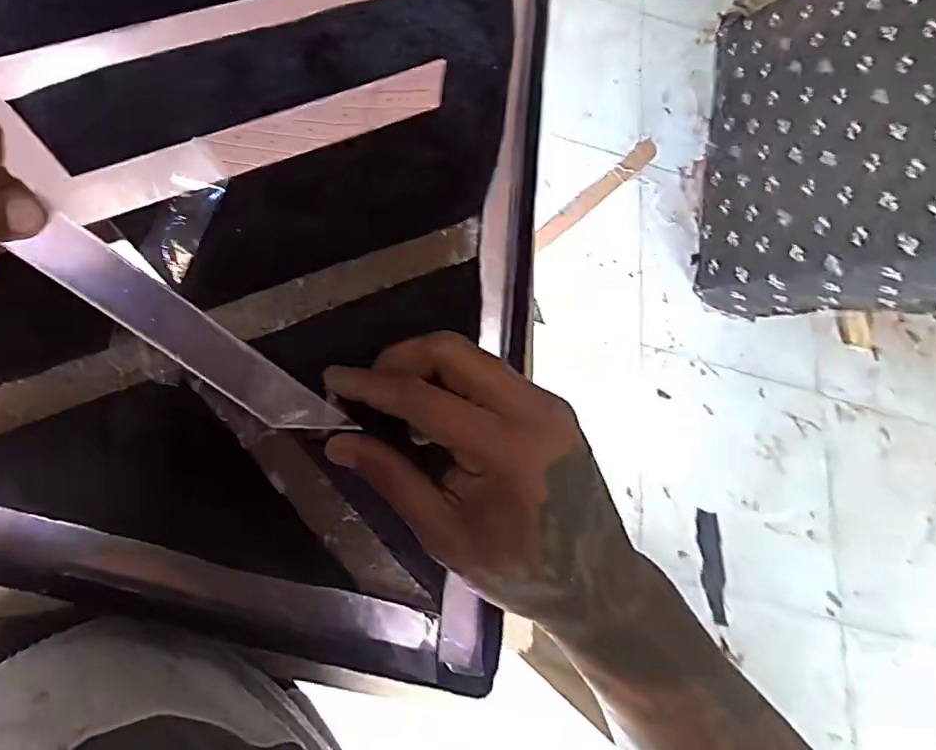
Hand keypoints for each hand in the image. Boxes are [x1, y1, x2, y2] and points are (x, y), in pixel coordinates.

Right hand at [323, 332, 655, 631]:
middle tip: (367, 387)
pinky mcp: (549, 401)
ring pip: (470, 354)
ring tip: (396, 403)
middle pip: (451, 351)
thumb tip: (339, 442)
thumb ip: (392, 479)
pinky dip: (451, 378)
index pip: (425, 398)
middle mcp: (532, 409)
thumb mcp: (445, 535)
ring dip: (424, 365)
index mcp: (508, 450)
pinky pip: (487, 371)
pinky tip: (434, 412)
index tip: (334, 378)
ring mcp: (546, 400)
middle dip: (398, 358)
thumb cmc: (520, 572)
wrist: (601, 585)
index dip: (372, 385)